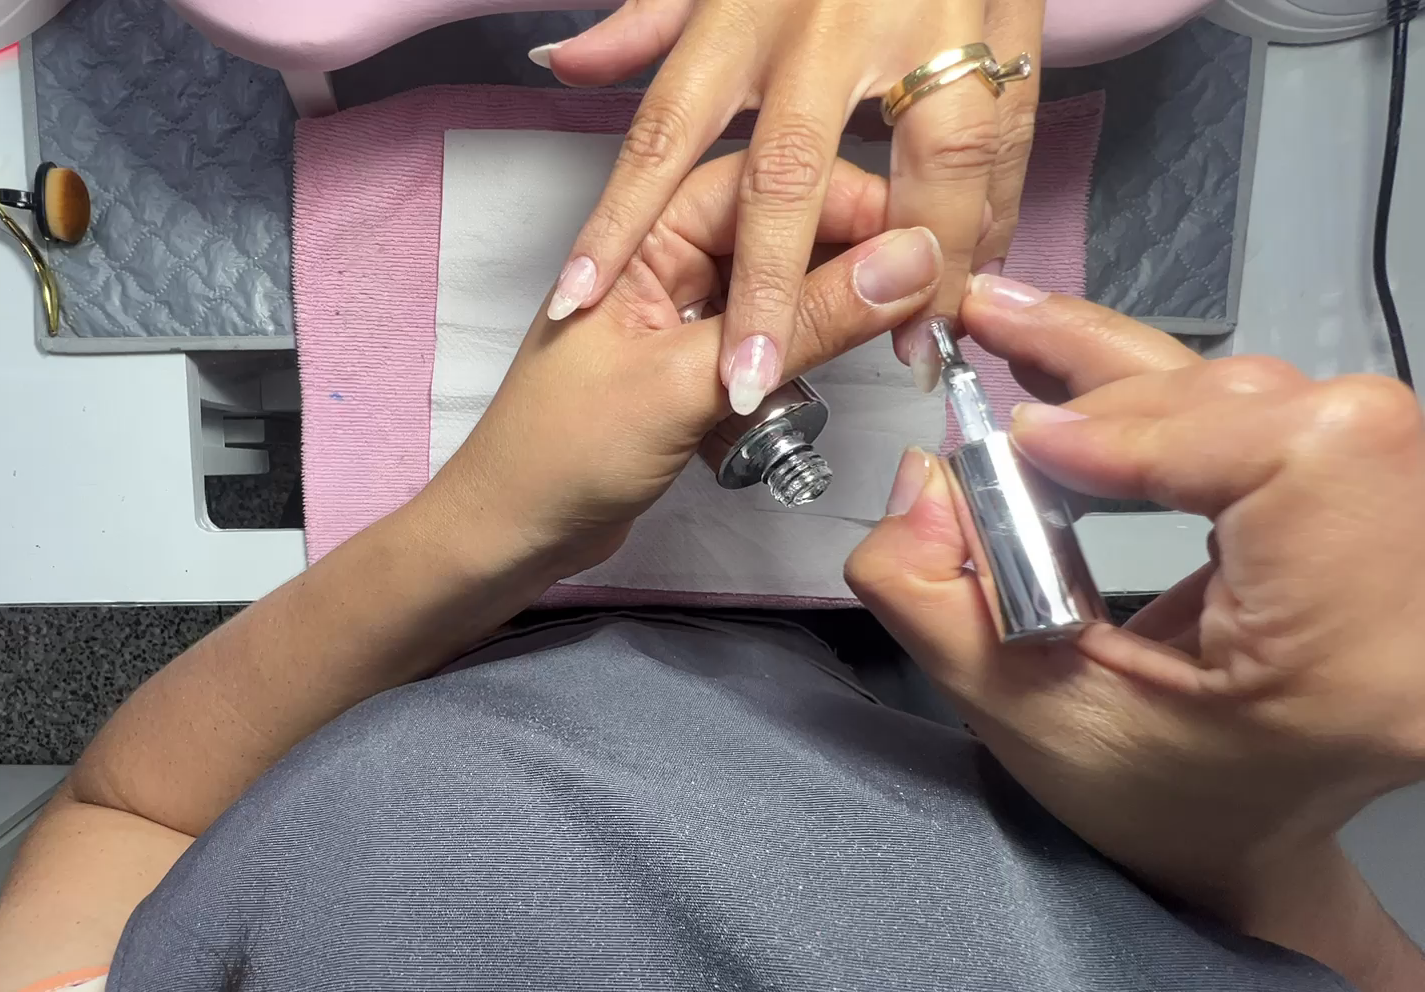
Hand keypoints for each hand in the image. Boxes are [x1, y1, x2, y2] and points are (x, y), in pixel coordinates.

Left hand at [417, 154, 942, 582]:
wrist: (515, 532)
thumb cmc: (568, 452)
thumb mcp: (687, 383)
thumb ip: (800, 325)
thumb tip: (912, 262)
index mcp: (639, 241)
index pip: (755, 186)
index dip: (839, 203)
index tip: (916, 243)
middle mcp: (657, 271)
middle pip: (770, 240)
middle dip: (839, 269)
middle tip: (908, 309)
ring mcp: (672, 326)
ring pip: (769, 299)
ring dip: (816, 325)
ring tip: (872, 350)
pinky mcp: (683, 376)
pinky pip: (754, 350)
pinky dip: (785, 368)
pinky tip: (804, 393)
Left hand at [534, 0, 1044, 409]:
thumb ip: (642, 22)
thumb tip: (558, 61)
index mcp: (737, 18)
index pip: (656, 140)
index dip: (611, 225)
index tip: (577, 304)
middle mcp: (825, 28)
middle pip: (788, 180)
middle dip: (771, 294)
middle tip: (752, 379)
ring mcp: (926, 21)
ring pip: (924, 164)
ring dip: (916, 267)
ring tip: (907, 351)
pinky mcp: (1009, 24)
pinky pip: (1003, 140)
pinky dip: (990, 216)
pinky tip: (968, 280)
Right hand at [845, 276, 1424, 924]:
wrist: (1223, 821)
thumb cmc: (1130, 789)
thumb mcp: (998, 707)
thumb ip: (926, 595)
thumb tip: (921, 480)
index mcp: (1349, 664)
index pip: (1309, 457)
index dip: (1158, 428)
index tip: (1027, 443)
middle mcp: (1418, 597)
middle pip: (1293, 408)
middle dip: (1120, 403)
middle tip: (1001, 426)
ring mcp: (1413, 547)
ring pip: (1276, 392)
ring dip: (1123, 372)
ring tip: (1006, 330)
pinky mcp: (1375, 515)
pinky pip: (1268, 411)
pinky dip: (1152, 382)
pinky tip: (1070, 362)